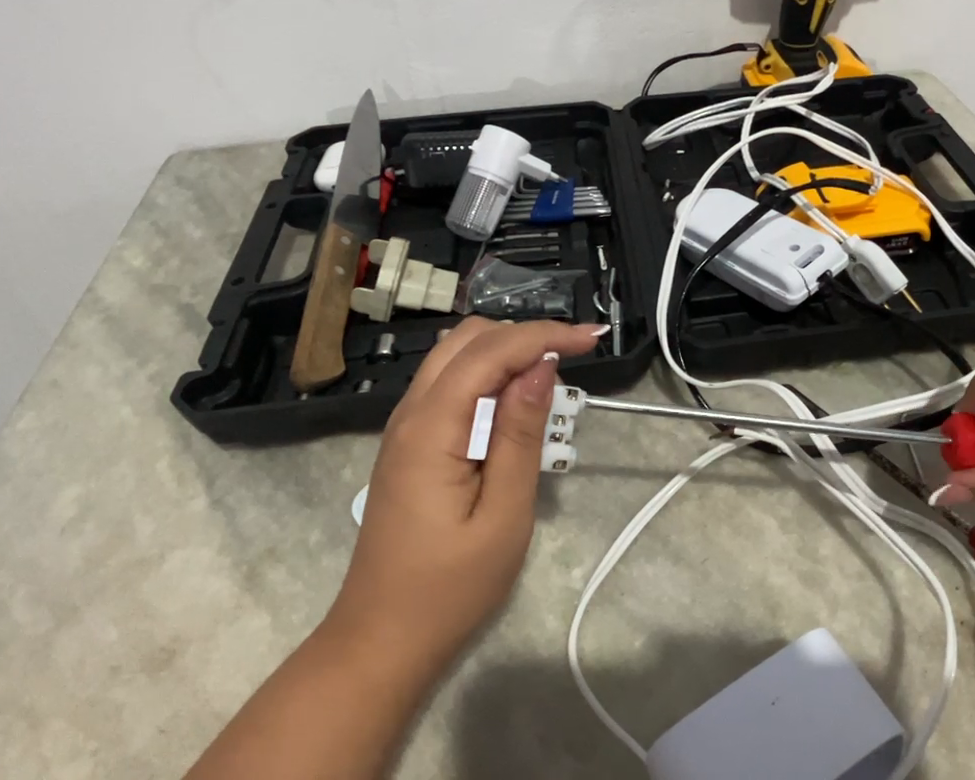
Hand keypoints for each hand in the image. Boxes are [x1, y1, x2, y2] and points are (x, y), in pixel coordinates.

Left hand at [322, 317, 602, 675]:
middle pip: (467, 341)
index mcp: (430, 428)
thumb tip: (542, 368)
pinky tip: (517, 406)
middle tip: (575, 359)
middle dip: (524, 336)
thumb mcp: (503, 515)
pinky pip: (449, 387)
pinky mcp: (410, 446)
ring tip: (552, 381)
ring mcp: (405, 429)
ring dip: (506, 354)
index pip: (490, 352)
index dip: (544, 335)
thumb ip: (520, 435)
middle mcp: (410, 414)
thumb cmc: (450, 588)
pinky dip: (488, 378)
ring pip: (455, 358)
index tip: (593, 339)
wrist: (382, 640)